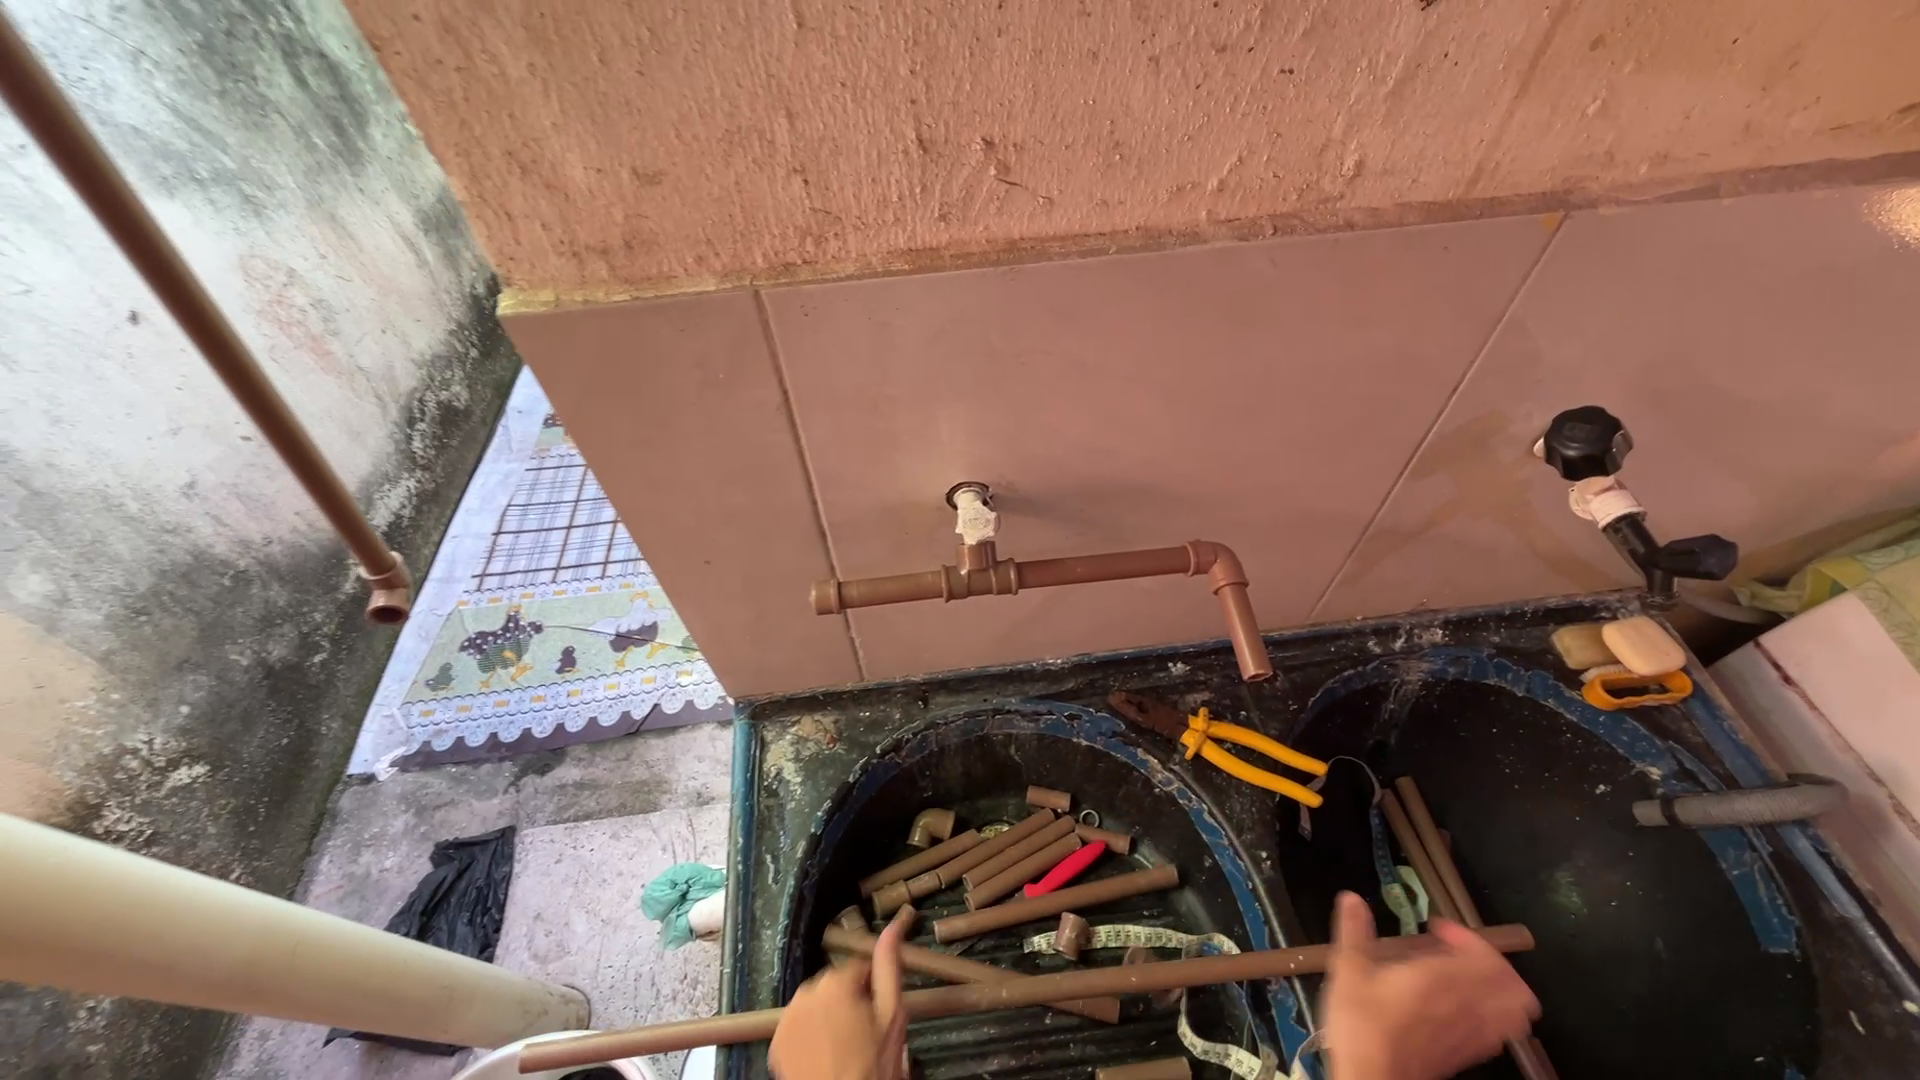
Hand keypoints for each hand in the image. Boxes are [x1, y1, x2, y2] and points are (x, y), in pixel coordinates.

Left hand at [769, 915, 907, 1079]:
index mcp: (835, 981)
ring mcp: (787, 1018)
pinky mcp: (776, 1042)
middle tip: (863, 1034)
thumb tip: (894, 925)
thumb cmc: (872, 1064)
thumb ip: (889, 965)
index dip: (872, 989)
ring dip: (829, 1016)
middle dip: (849, 1001)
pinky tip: (822, 1054)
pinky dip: (809, 1034)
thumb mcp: (892, 1015)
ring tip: (843, 1046)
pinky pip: (799, 1025)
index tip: (877, 1013)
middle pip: (836, 985)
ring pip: (817, 1004)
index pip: (860, 968)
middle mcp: (806, 991)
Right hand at [1321, 891, 1539, 1079]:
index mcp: (1440, 979)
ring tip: (1469, 978)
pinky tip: (1464, 1008)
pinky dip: (1493, 1013)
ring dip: (1500, 988)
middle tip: (1459, 953)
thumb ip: (1353, 930)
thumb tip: (1351, 898)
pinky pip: (1501, 1032)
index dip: (1465, 935)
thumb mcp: (1347, 970)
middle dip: (1491, 961)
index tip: (1435, 929)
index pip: (1481, 954)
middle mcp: (1466, 1005)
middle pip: (1511, 983)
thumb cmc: (1360, 1024)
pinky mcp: (1468, 1055)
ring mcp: (1472, 1034)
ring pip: (1515, 1010)